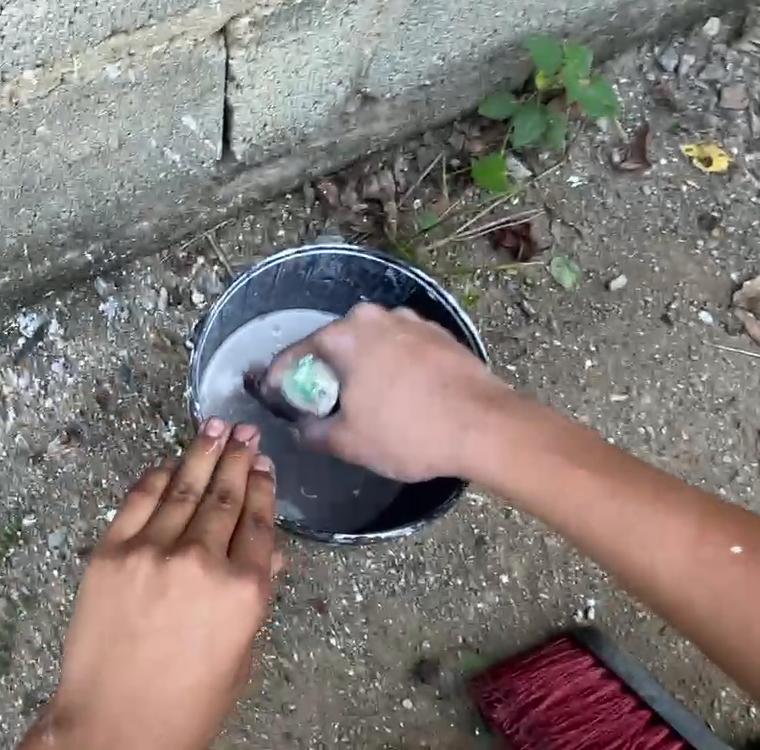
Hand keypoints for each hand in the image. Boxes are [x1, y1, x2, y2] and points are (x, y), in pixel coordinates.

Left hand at [23, 418, 279, 749]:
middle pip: (226, 496)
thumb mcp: (239, 658)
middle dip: (238, 458)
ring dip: (203, 452)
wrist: (111, 727)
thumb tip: (272, 550)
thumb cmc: (186, 704)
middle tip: (246, 431)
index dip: (263, 488)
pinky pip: (139, 499)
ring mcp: (152, 551)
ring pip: (185, 487)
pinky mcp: (112, 550)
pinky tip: (170, 462)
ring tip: (216, 426)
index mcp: (243, 593)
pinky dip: (157, 476)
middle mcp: (202, 561)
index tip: (264, 464)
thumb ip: (255, 596)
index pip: (258, 523)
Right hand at [267, 302, 523, 481]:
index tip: (273, 390)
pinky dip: (393, 364)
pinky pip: (402, 347)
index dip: (280, 375)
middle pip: (336, 342)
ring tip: (364, 395)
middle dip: (324, 368)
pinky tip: (401, 391)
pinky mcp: (439, 333)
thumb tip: (302, 428)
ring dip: (362, 364)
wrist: (485, 426)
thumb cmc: (409, 432)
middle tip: (321, 398)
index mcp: (344, 335)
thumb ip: (314, 433)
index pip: (297, 352)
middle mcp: (373, 317)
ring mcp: (410, 321)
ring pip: (372, 342)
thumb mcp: (349, 442)